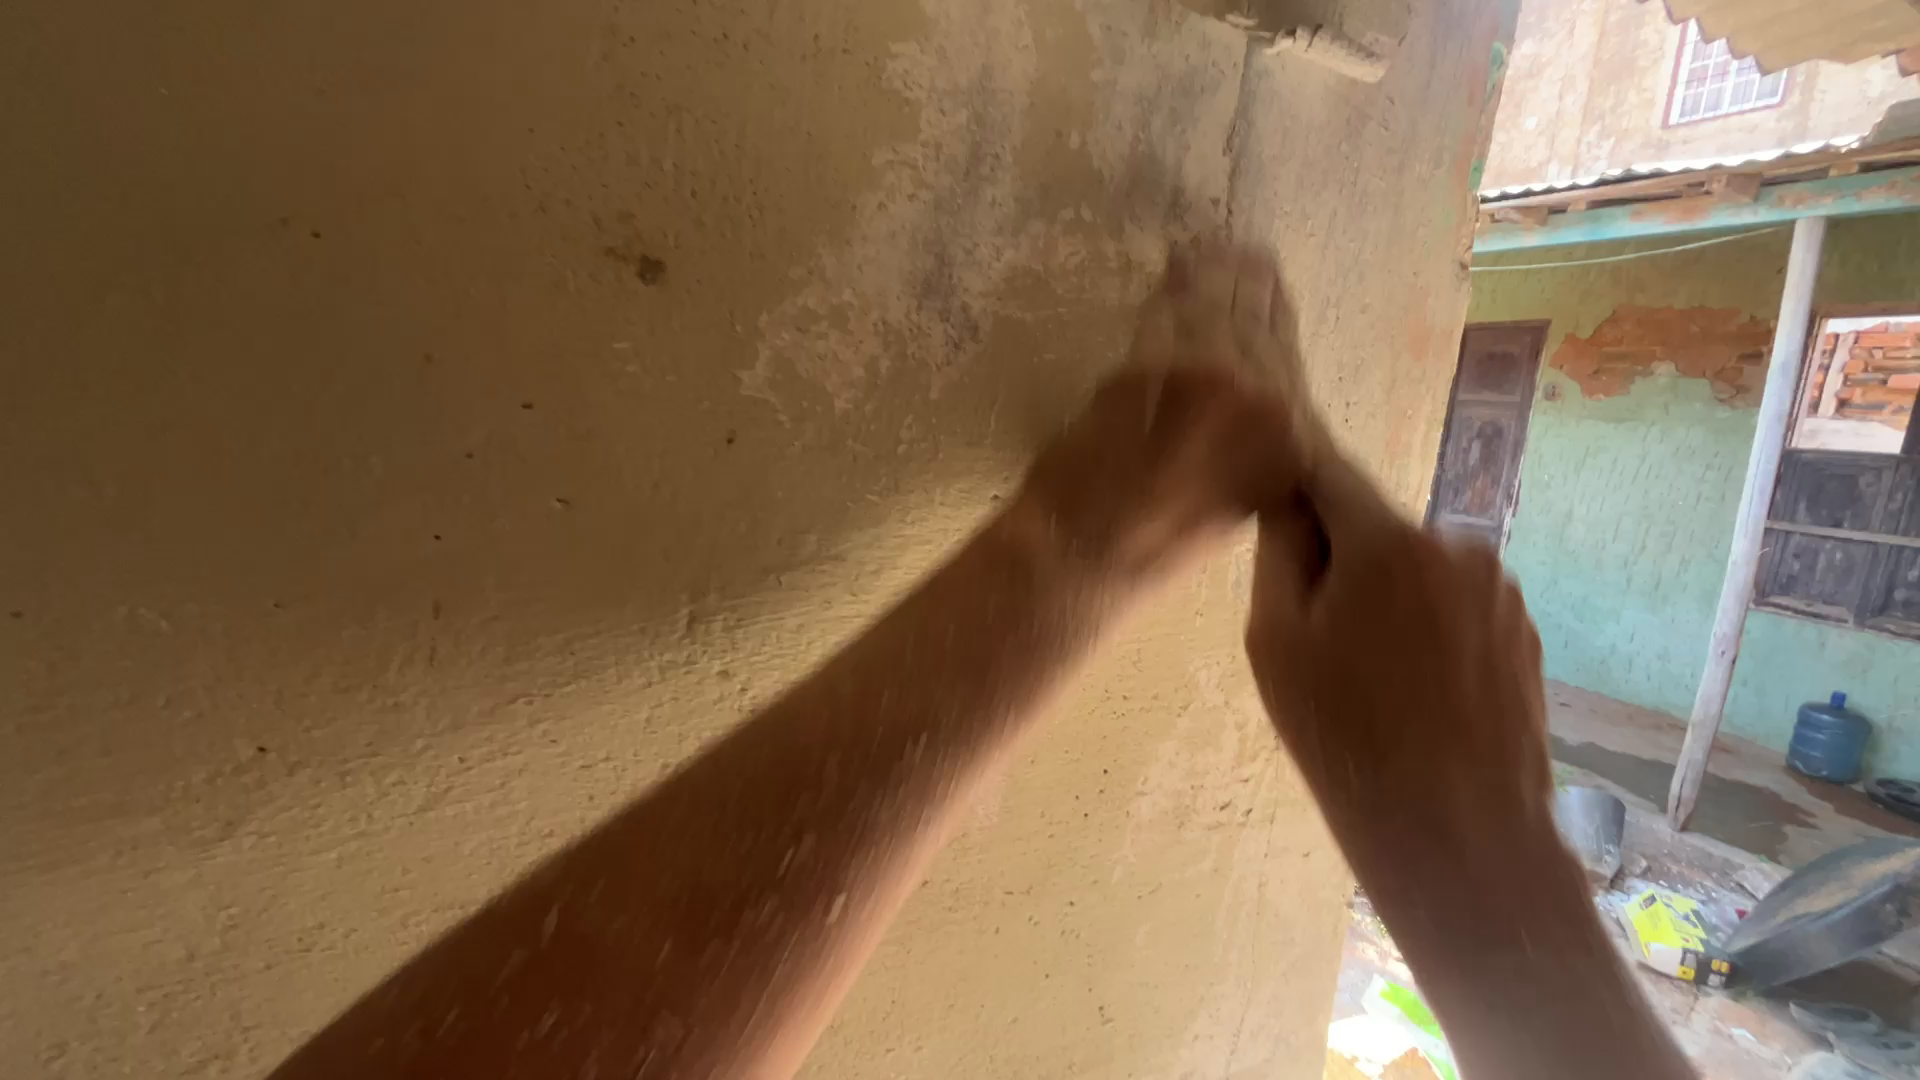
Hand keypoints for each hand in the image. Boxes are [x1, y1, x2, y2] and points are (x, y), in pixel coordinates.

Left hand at [1002, 240, 1307, 585]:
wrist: (1084, 554)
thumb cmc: (1148, 542)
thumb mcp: (1224, 500)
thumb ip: (1247, 442)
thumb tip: (1248, 386)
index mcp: (1289, 447)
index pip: (1287, 358)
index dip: (1273, 317)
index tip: (1267, 287)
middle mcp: (1265, 405)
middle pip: (1257, 324)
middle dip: (1247, 284)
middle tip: (1240, 253)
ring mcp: (1211, 382)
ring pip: (1216, 309)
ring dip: (1210, 274)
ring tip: (1205, 251)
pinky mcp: (1155, 367)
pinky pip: (1169, 313)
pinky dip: (1171, 289)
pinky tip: (1175, 269)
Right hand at [1244, 462, 1552, 882]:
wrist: (1453, 827)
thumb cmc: (1341, 731)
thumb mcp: (1275, 638)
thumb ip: (1279, 551)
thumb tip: (1289, 500)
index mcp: (1389, 539)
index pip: (1328, 473)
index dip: (1294, 481)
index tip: (1270, 503)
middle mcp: (1457, 544)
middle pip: (1372, 524)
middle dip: (1339, 557)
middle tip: (1317, 632)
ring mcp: (1499, 587)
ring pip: (1413, 565)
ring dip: (1383, 592)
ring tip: (1369, 670)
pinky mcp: (1521, 627)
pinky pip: (1451, 600)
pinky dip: (1423, 622)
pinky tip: (1414, 686)